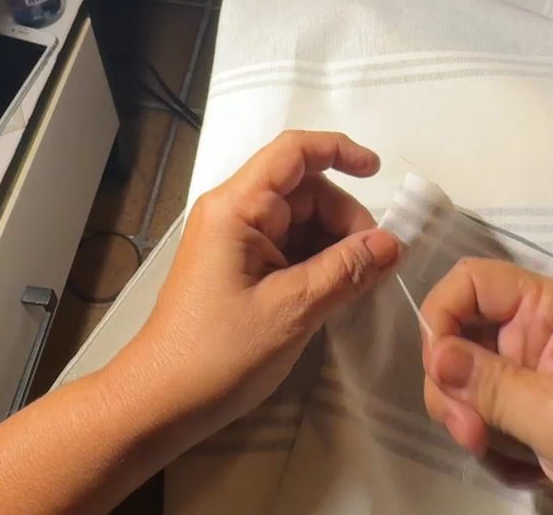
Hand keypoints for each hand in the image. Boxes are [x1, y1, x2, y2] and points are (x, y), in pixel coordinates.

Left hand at [115, 131, 403, 435]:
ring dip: (334, 242)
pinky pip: (290, 244)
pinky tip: (337, 289)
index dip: (338, 150)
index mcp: (238, 206)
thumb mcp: (291, 310)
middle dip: (344, 217)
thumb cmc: (217, 353)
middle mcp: (235, 210)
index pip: (293, 152)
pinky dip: (318, 260)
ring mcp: (237, 237)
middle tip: (374, 261)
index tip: (377, 172)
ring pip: (301, 219)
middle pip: (304, 188)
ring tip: (358, 282)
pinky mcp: (241, 263)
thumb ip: (345, 271)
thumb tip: (393, 243)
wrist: (159, 403)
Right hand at [420, 259, 552, 514]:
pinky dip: (489, 445)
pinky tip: (522, 469)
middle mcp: (535, 331)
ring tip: (498, 454)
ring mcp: (531, 374)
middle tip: (468, 431)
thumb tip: (436, 355)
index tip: (440, 368)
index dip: (443, 314)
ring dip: (470, 420)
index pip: (473, 281)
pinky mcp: (531, 415)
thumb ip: (492, 385)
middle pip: (460, 332)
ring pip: (465, 380)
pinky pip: (483, 417)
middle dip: (453, 382)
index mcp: (550, 308)